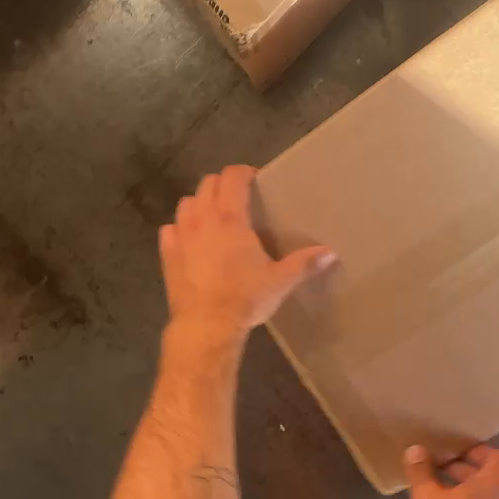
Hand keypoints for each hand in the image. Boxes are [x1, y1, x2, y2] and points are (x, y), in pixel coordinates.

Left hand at [160, 165, 335, 338]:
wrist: (206, 325)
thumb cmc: (244, 298)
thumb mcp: (280, 281)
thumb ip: (304, 263)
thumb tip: (331, 254)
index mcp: (230, 217)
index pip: (233, 176)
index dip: (243, 172)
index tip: (254, 180)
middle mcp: (202, 218)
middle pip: (207, 184)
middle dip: (222, 185)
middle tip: (236, 199)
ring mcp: (180, 235)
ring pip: (186, 204)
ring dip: (199, 204)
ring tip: (212, 218)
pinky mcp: (167, 255)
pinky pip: (169, 230)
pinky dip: (180, 229)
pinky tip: (190, 241)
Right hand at [404, 444, 498, 498]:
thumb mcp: (426, 495)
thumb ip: (421, 471)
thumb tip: (415, 450)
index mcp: (494, 484)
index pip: (496, 457)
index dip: (475, 450)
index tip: (452, 451)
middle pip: (487, 478)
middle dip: (461, 471)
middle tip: (436, 467)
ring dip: (459, 492)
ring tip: (431, 490)